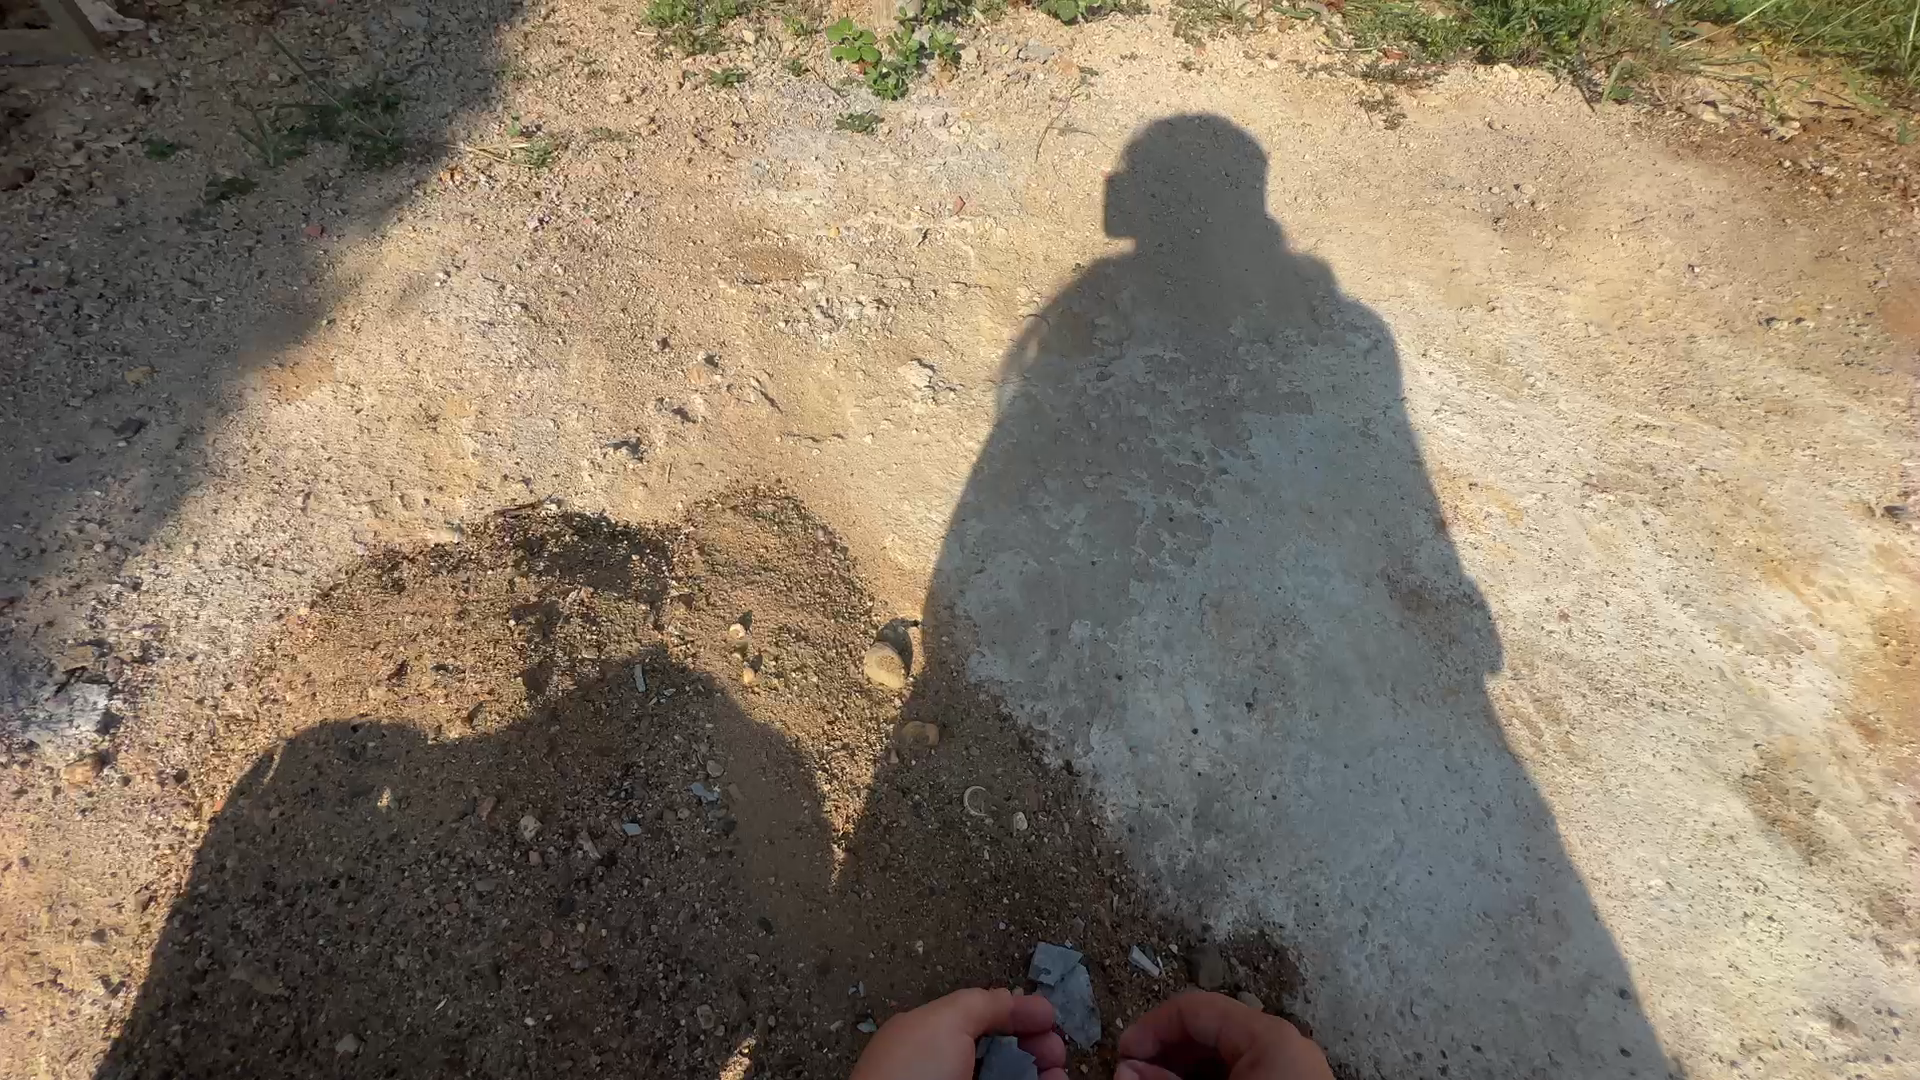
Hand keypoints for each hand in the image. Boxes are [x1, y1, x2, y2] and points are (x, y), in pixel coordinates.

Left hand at [849, 987, 1067, 1079]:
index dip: (1013, 1013)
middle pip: (996, 1053)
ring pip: (1006, 1079)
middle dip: (1032, 1045)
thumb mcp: (944, 1022)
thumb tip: (1012, 997)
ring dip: (1038, 1074)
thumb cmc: (911, 1077)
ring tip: (1060, 1072)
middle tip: (1057, 1048)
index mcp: (927, 1038)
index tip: (1048, 1014)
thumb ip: (981, 1004)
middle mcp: (943, 1071)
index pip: (977, 1018)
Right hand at [1116, 991, 1332, 1079]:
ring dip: (1185, 1069)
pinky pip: (1245, 1075)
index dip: (1150, 1027)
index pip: (1193, 1009)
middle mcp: (1284, 1044)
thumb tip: (1124, 1070)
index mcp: (1266, 1035)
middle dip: (1166, 1050)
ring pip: (1225, 1055)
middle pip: (1209, 1029)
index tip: (1122, 1055)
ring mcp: (1294, 1071)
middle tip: (1133, 1075)